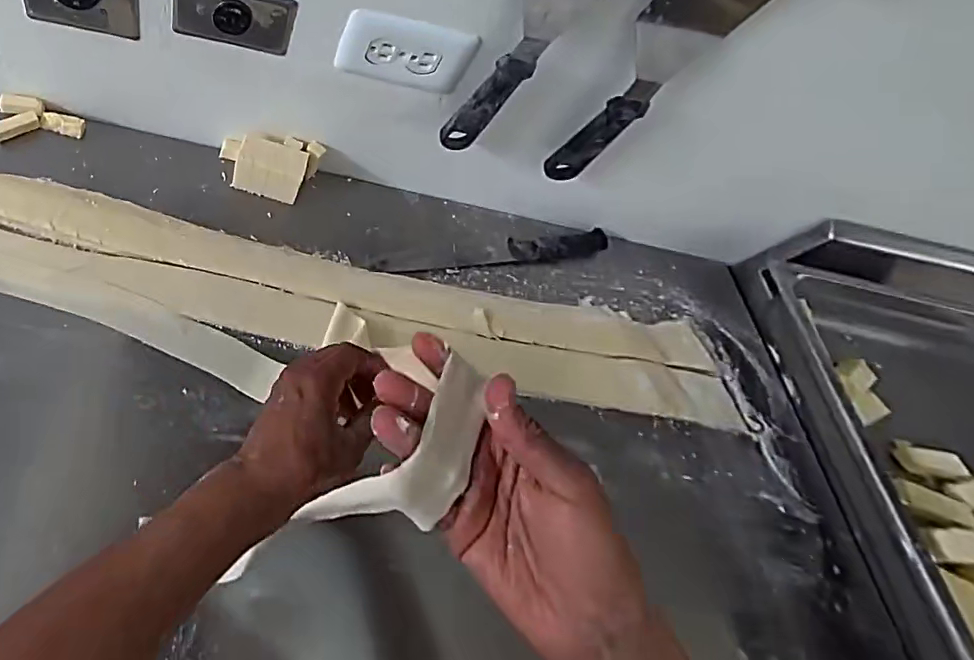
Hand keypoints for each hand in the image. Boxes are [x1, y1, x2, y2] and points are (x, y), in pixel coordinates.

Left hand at [233, 342, 385, 517]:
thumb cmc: (299, 469)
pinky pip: (309, 379)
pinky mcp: (280, 395)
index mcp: (317, 378)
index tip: (386, 379)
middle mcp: (299, 373)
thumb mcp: (349, 448)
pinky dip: (327, 388)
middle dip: (360, 372)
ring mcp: (287, 382)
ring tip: (358, 409)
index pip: (352, 353)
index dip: (373, 365)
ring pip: (323, 366)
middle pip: (337, 356)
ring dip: (343, 381)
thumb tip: (379, 410)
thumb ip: (370, 421)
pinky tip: (336, 416)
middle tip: (375, 393)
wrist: (260, 484)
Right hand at [373, 333, 684, 659]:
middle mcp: (487, 458)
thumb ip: (528, 439)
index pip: (477, 396)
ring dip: (404, 434)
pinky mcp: (456, 526)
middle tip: (386, 381)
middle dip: (414, 398)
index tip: (424, 345)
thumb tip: (497, 386)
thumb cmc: (592, 548)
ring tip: (380, 418)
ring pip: (429, 454)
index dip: (449, 370)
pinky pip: (426, 498)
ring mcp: (469, 491)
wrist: (590, 627)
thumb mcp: (569, 485)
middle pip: (443, 420)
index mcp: (515, 440)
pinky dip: (405, 482)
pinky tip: (388, 466)